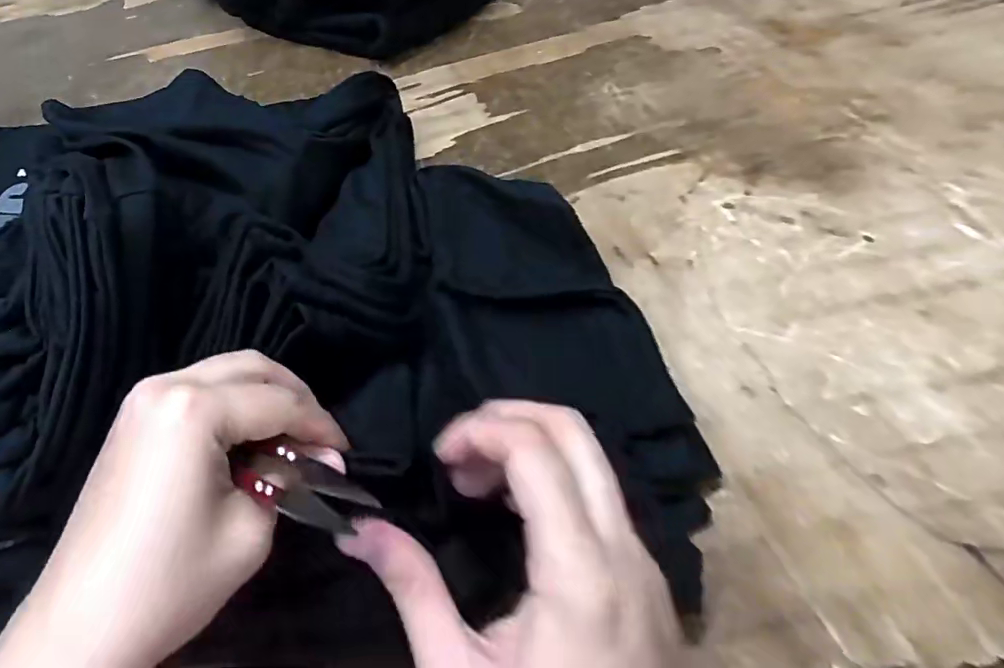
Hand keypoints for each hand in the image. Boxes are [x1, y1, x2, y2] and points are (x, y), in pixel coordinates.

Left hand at [0, 351, 348, 667]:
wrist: (84, 613)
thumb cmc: (170, 579)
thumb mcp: (247, 530)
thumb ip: (286, 478)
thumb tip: (316, 454)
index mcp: (193, 407)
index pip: (274, 400)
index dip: (317, 423)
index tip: (345, 452)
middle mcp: (165, 383)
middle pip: (247, 366)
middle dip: (291, 395)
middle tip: (320, 438)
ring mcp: (142, 395)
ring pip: (220, 372)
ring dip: (260, 396)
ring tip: (289, 440)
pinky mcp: (132, 414)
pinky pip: (194, 389)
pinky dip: (228, 404)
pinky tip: (247, 439)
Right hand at [340, 401, 684, 667]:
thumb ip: (410, 585)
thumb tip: (356, 527)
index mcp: (581, 576)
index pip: (536, 448)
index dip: (477, 430)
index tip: (440, 459)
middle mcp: (626, 555)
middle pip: (573, 431)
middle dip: (503, 417)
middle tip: (455, 451)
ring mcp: (646, 568)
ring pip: (589, 456)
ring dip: (525, 442)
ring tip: (475, 480)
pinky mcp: (647, 583)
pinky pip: (598, 491)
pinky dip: (548, 473)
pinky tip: (510, 510)